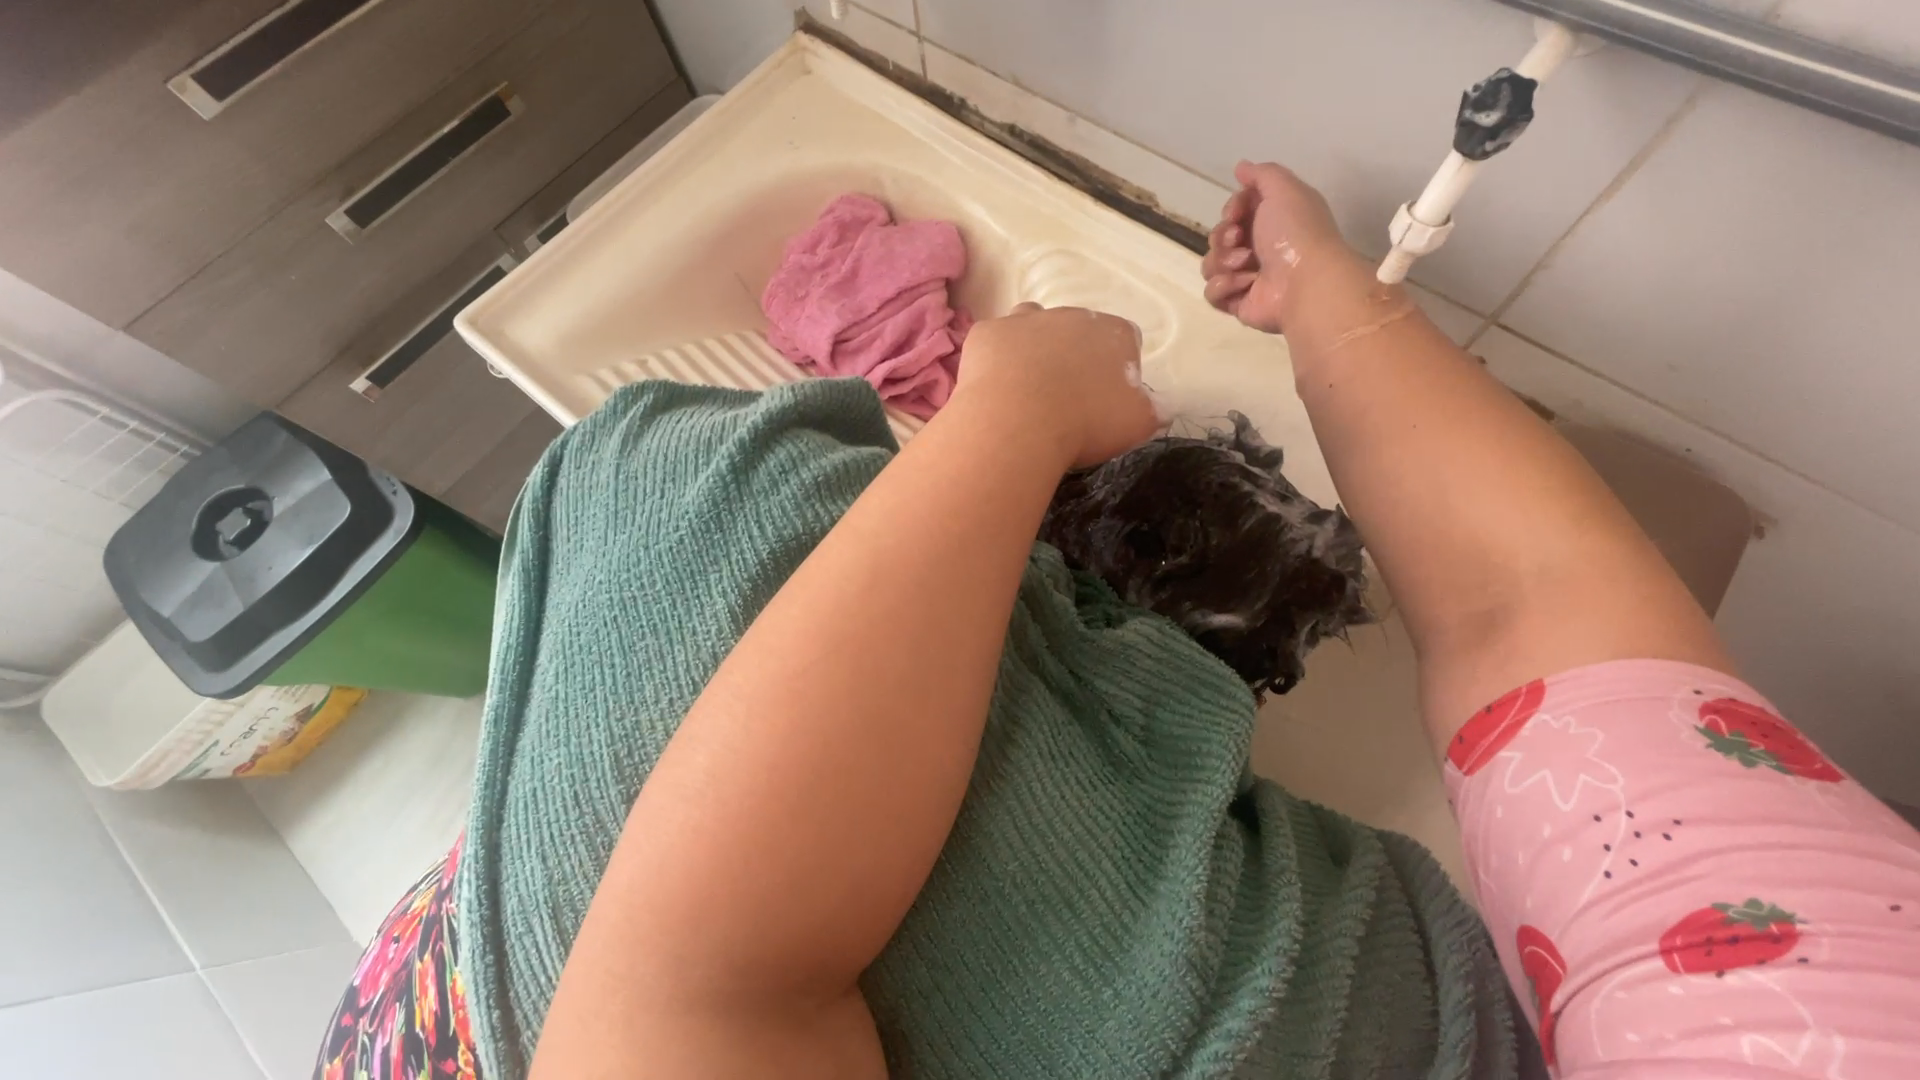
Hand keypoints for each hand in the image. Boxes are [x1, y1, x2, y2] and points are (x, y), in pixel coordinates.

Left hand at [954, 302, 1158, 468]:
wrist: (1018, 424)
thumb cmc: (1085, 424)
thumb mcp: (1136, 425)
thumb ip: (1151, 410)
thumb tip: (1159, 407)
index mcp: (1113, 333)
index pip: (1125, 339)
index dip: (1117, 366)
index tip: (1107, 396)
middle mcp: (1070, 316)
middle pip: (1076, 330)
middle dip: (1073, 355)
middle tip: (1064, 396)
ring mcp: (1025, 320)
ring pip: (1032, 325)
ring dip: (1033, 348)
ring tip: (1026, 387)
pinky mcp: (987, 333)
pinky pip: (994, 342)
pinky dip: (995, 360)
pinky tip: (994, 388)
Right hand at [1200, 162, 1364, 334]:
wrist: (1304, 281)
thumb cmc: (1296, 232)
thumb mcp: (1283, 189)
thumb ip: (1261, 173)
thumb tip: (1240, 167)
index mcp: (1270, 222)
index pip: (1233, 214)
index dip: (1230, 211)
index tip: (1237, 214)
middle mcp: (1257, 248)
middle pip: (1218, 239)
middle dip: (1223, 237)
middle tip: (1240, 239)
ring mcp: (1246, 277)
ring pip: (1210, 265)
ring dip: (1223, 262)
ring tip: (1245, 265)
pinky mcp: (1237, 303)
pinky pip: (1212, 294)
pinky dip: (1223, 287)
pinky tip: (1245, 284)